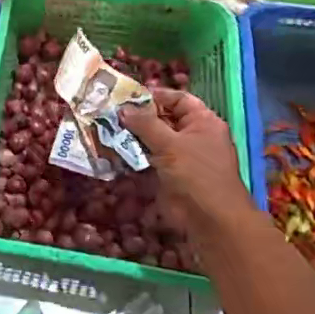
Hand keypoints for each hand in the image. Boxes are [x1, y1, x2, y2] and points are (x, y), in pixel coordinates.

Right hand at [122, 89, 252, 238]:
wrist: (208, 218)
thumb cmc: (196, 174)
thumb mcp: (170, 144)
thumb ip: (145, 124)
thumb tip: (123, 109)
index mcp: (202, 121)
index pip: (178, 99)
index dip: (155, 96)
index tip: (127, 96)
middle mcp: (192, 135)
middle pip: (163, 119)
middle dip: (139, 117)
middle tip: (110, 113)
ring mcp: (180, 156)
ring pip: (153, 140)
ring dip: (132, 137)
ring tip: (106, 129)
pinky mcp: (168, 174)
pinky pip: (148, 159)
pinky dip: (133, 155)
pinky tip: (112, 151)